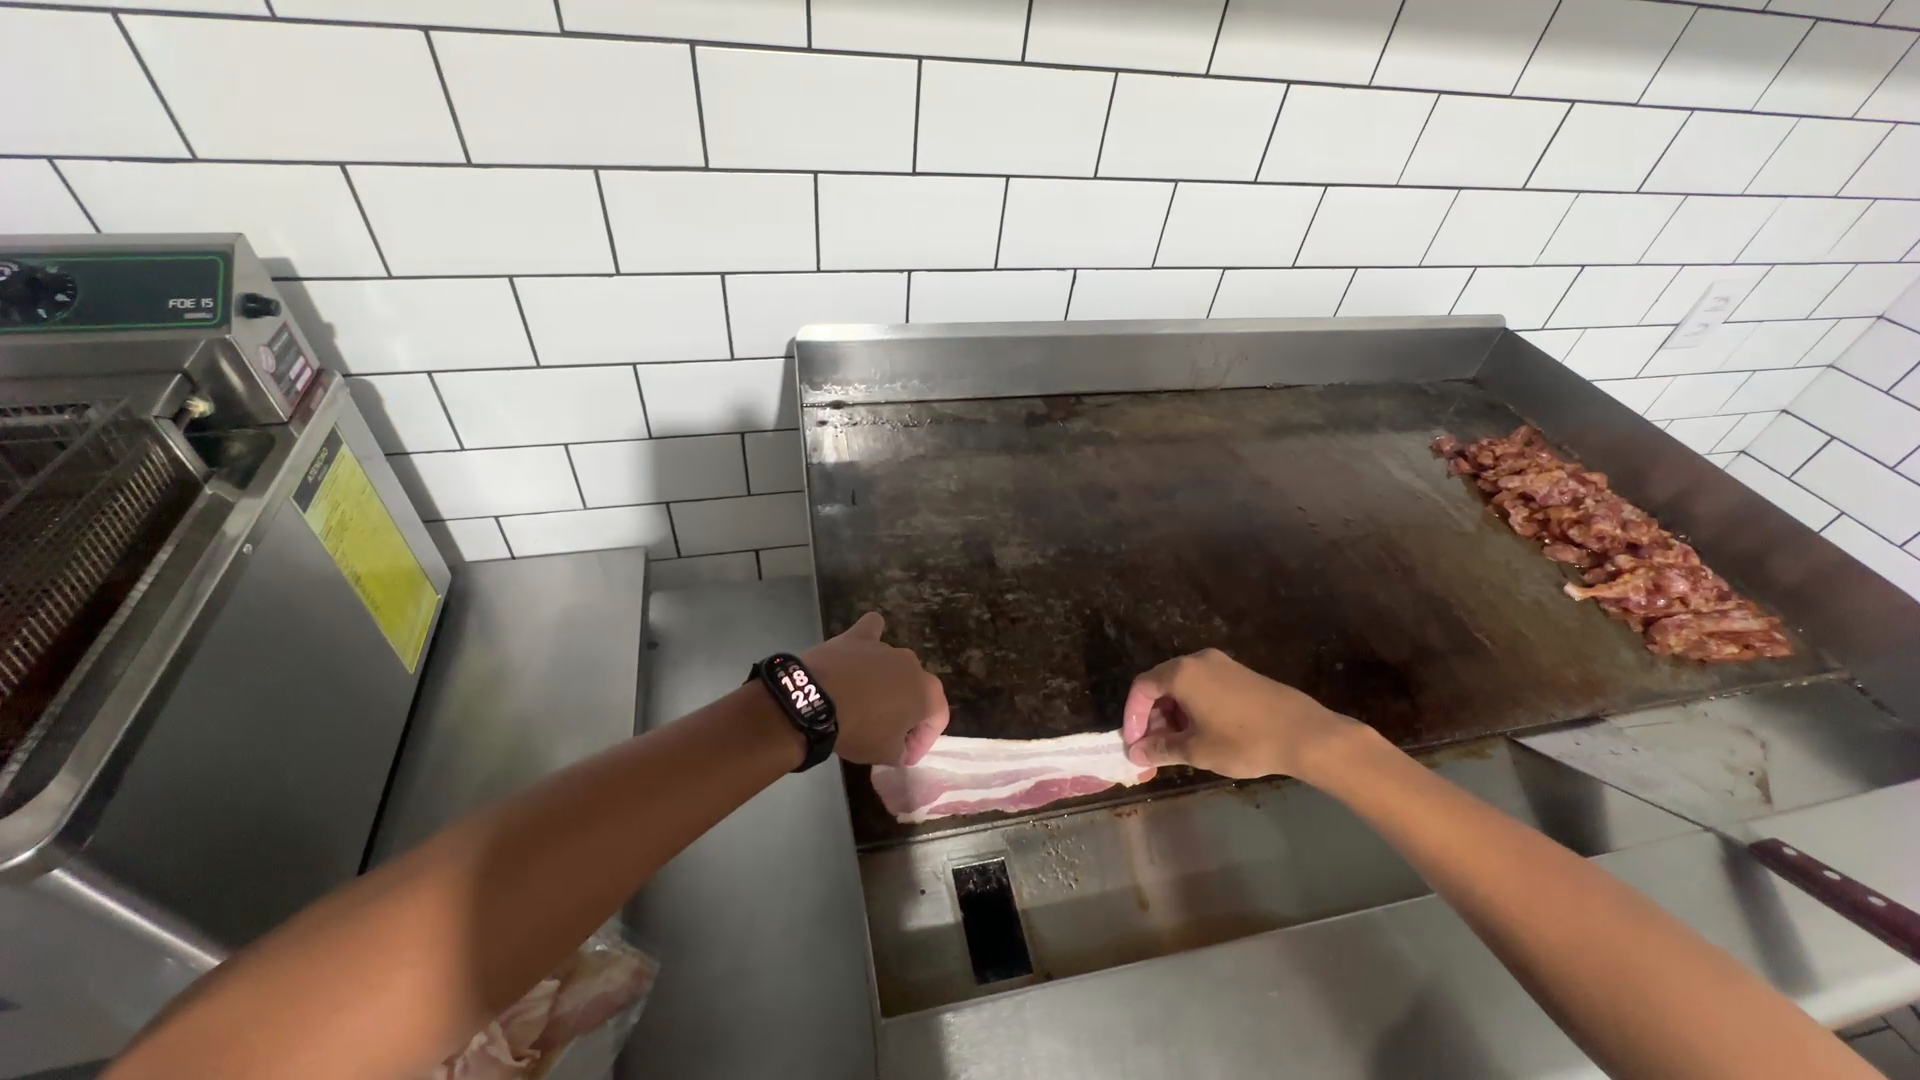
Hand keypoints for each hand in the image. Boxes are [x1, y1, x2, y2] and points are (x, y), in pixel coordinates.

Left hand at [802, 612, 948, 766]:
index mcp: (927, 692)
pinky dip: (870, 639)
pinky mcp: (857, 637)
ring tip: (863, 704)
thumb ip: (901, 751)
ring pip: (893, 667)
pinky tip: (865, 645)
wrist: (815, 701)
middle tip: (885, 733)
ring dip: (885, 685)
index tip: (904, 756)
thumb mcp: (884, 754)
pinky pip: (871, 632)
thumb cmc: (858, 729)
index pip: (937, 718)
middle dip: (906, 712)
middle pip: (915, 690)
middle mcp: (912, 664)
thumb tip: (900, 748)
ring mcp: (885, 647)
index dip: (923, 741)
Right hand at [1121, 648, 1364, 779]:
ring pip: (1184, 687)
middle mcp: (1198, 661)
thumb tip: (1136, 754)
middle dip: (1153, 718)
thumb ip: (1161, 749)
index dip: (1132, 717)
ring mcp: (1222, 665)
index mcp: (1182, 673)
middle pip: (1161, 685)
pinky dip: (1193, 708)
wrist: (1305, 734)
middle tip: (1153, 750)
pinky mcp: (1240, 675)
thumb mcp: (1197, 750)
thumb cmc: (1243, 741)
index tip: (1136, 744)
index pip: (1142, 688)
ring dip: (1173, 715)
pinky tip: (1202, 735)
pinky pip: (1204, 687)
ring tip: (1177, 747)